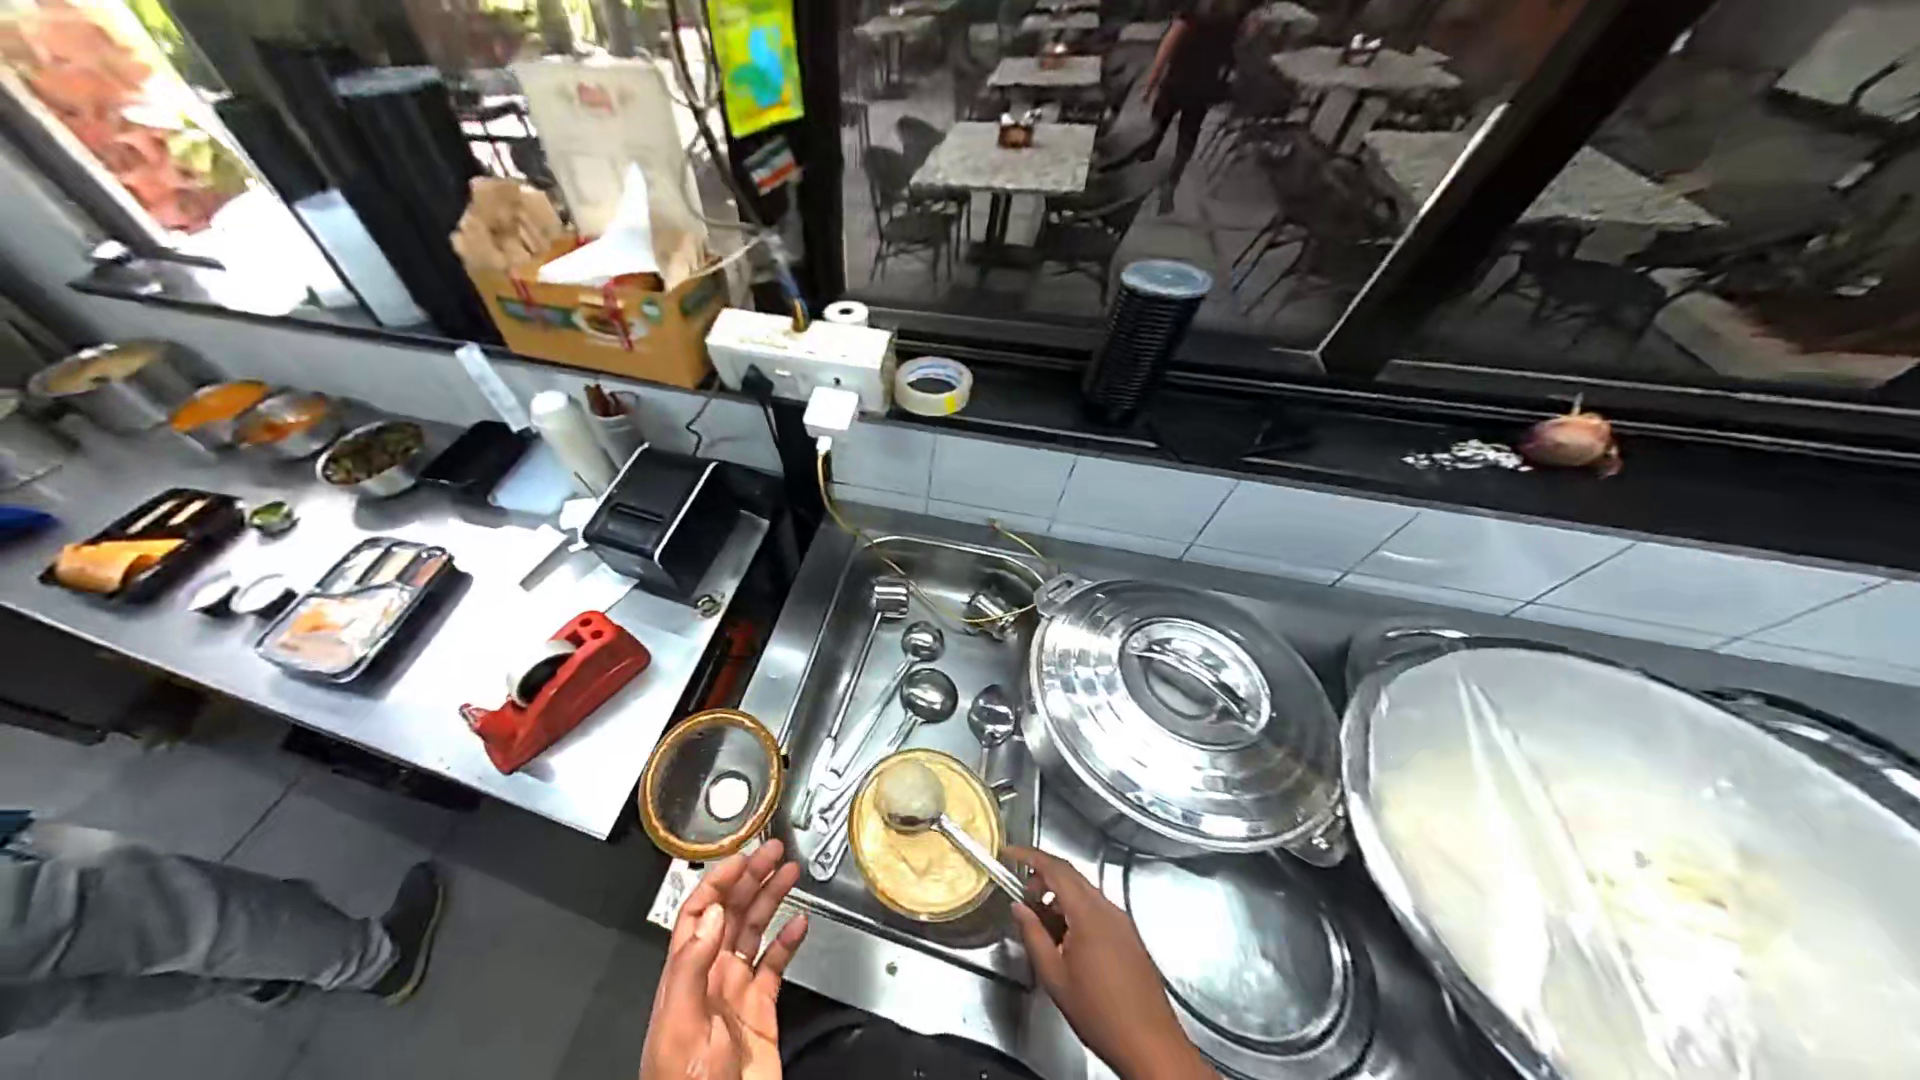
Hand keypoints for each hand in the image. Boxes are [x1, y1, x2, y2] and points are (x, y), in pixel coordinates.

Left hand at [640, 840, 809, 1079]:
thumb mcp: (680, 1027)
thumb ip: (691, 967)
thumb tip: (709, 912)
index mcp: (685, 975)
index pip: (699, 913)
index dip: (720, 881)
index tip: (744, 857)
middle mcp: (710, 975)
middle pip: (730, 914)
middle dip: (752, 878)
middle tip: (774, 851)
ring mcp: (736, 991)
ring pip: (755, 931)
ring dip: (771, 899)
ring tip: (791, 872)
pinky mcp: (761, 1009)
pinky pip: (776, 964)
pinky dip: (789, 941)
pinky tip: (800, 924)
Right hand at [1006, 847, 1213, 1079]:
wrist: (1150, 1044)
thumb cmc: (1099, 1013)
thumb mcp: (1055, 976)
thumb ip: (1033, 935)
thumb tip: (1018, 908)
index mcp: (1088, 913)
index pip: (1056, 869)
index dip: (1030, 855)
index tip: (1010, 852)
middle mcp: (1108, 908)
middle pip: (1071, 876)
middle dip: (1042, 877)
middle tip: (1021, 893)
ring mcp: (1122, 920)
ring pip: (1084, 892)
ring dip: (1059, 896)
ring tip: (1041, 922)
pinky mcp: (1128, 935)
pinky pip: (1097, 908)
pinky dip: (1075, 910)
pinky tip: (1065, 938)